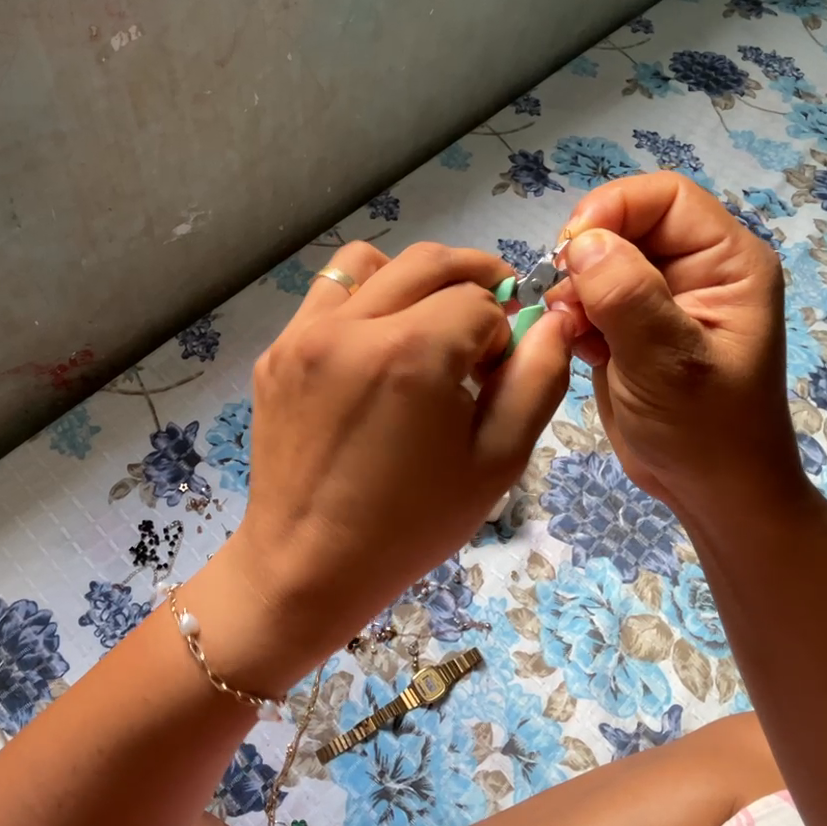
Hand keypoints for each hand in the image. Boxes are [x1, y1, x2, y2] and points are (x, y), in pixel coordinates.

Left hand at [217, 241, 575, 681]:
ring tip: (423, 324)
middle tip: (490, 314)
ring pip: (370, 261)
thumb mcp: (497, 462)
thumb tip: (551, 320)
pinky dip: (361, 302)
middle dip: (474, 278)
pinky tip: (372, 349)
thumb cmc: (410, 524)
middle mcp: (352, 326)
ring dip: (411, 280)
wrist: (308, 563)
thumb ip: (537, 380)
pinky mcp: (276, 351)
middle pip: (429, 262)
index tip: (498, 372)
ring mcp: (303, 335)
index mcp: (412, 353)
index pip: (479, 302)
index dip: (502, 332)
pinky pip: (325, 296)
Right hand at [545, 173, 802, 509]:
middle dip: (587, 256)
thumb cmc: (705, 430)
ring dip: (575, 290)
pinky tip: (580, 348)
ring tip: (573, 330)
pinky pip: (590, 298)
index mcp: (726, 263)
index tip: (570, 250)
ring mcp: (661, 300)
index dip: (613, 209)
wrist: (710, 492)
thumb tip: (582, 242)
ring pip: (601, 262)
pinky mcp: (632, 327)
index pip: (665, 198)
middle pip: (627, 225)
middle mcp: (695, 271)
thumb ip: (627, 295)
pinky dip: (573, 316)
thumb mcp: (667, 361)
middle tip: (566, 300)